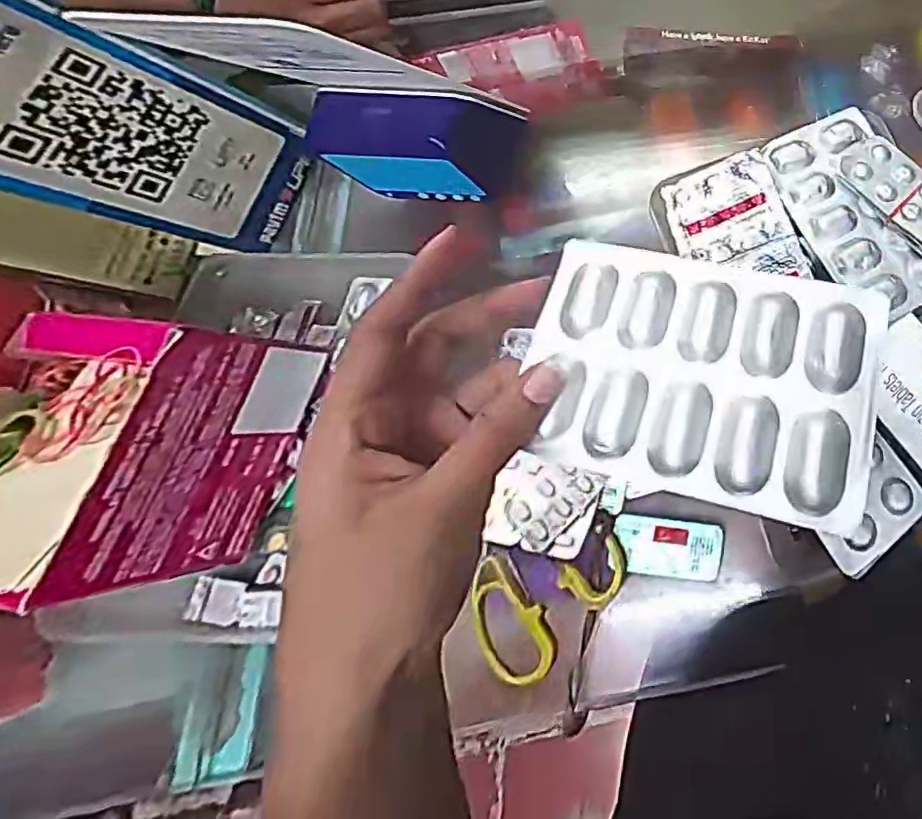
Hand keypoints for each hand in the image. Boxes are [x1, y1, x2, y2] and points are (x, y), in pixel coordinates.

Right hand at [217, 0, 394, 45]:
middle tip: (359, 2)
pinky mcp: (343, 64)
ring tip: (356, 20)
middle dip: (370, 1)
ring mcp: (334, 46)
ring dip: (374, 23)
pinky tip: (359, 36)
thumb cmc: (260, 4)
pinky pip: (375, 52)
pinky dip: (375, 43)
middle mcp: (320, 23)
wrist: (244, 38)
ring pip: (379, 31)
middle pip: (374, 8)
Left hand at [277, 226, 561, 691]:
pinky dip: (515, 420)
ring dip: (512, 379)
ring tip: (567, 359)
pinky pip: (481, 432)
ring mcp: (413, 453)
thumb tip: (554, 369)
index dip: (423, 280)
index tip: (463, 240)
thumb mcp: (444, 501)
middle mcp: (381, 424)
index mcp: (353, 420)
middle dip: (487, 320)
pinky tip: (552, 410)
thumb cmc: (378, 588)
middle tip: (547, 295)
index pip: (386, 331)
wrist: (367, 682)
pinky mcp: (440, 480)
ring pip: (467, 395)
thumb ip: (500, 432)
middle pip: (435, 353)